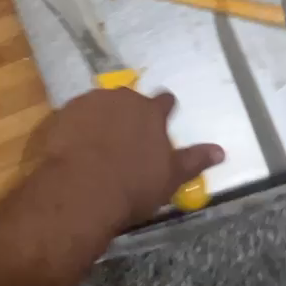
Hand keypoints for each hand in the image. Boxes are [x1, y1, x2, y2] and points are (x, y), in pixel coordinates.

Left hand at [36, 88, 223, 231]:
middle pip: (130, 99)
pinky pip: (76, 113)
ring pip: (101, 104)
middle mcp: (122, 98)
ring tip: (99, 142)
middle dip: (130, 113)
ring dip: (103, 117)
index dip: (165, 109)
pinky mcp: (65, 110)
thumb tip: (220, 150)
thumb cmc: (132, 186)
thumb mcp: (170, 177)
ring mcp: (91, 101)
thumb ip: (194, 160)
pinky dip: (79, 124)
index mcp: (150, 111)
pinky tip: (77, 144)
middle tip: (127, 137)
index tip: (162, 118)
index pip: (165, 101)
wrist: (82, 188)